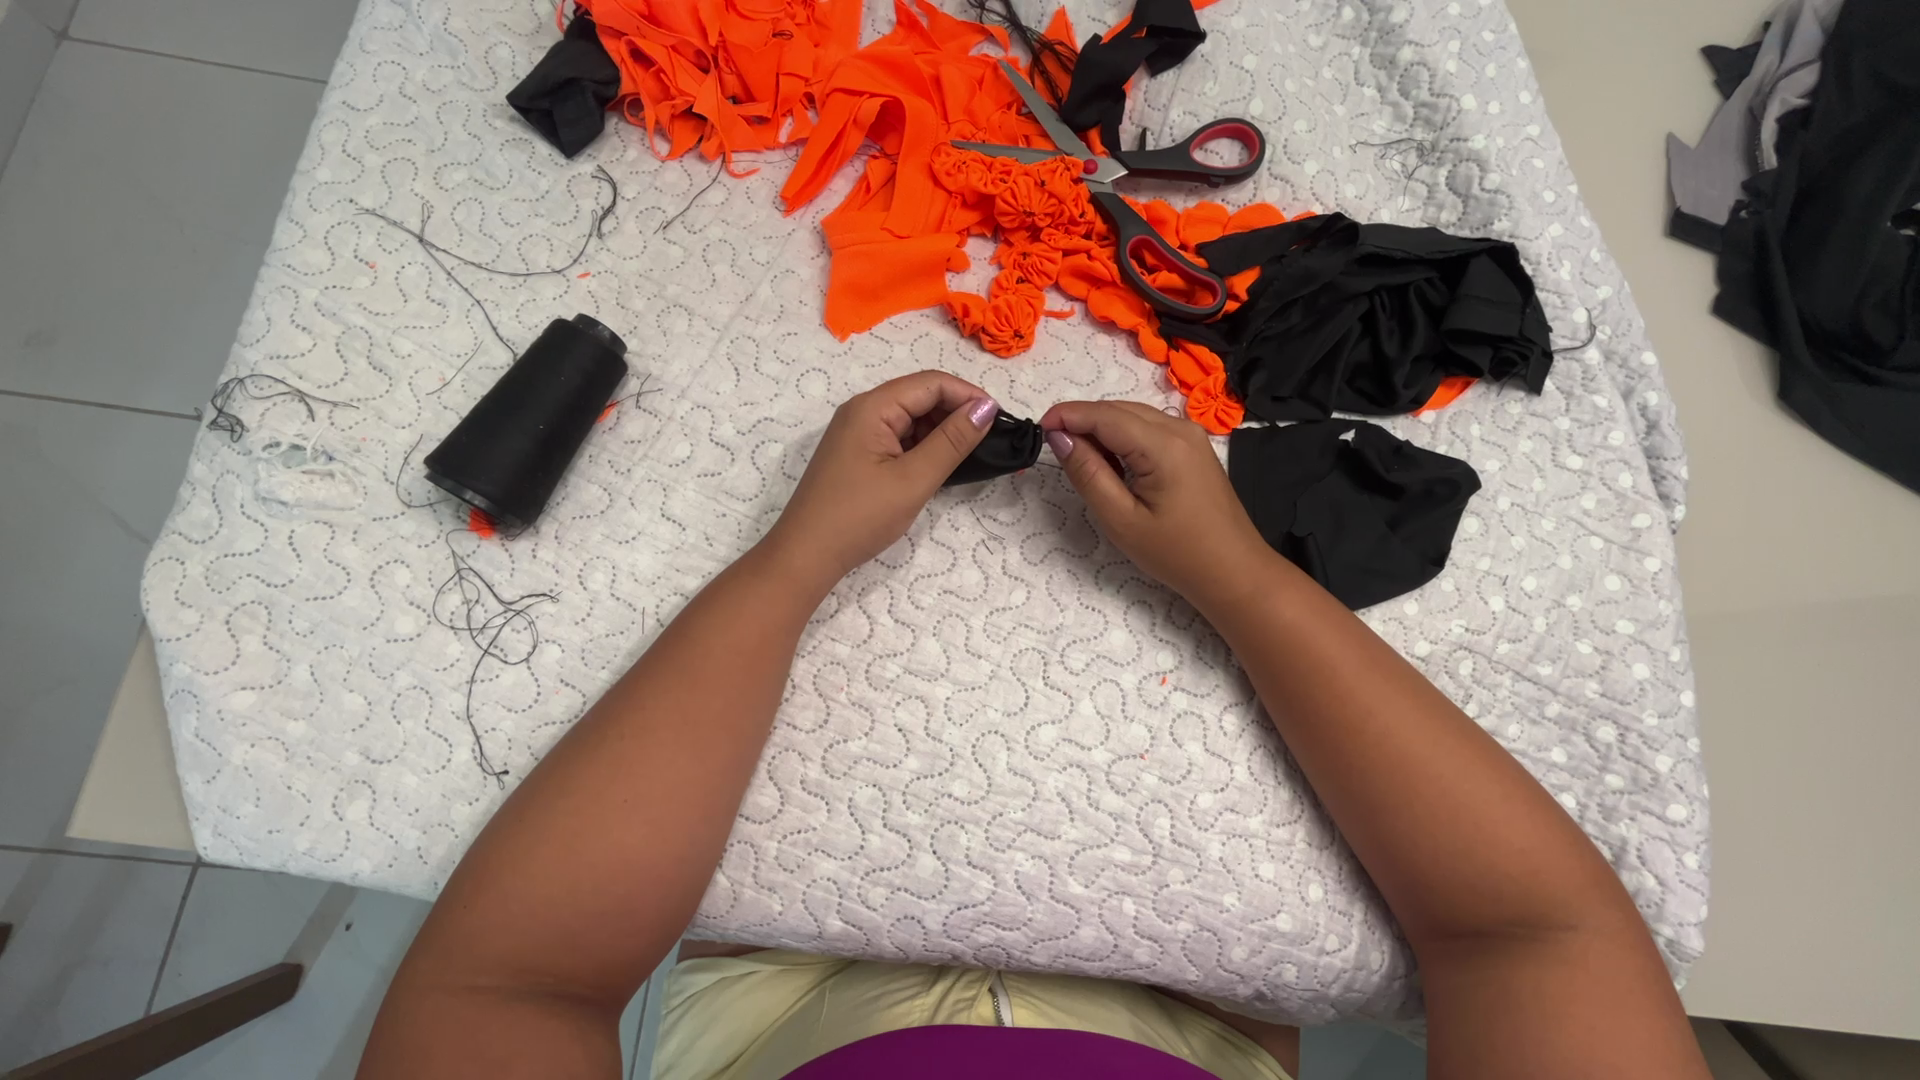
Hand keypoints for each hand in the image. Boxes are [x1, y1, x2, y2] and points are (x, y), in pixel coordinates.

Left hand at [764, 371, 999, 587]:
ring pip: (911, 418)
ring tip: (971, 456)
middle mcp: (863, 411)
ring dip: (942, 431)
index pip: (931, 383)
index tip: (1000, 421)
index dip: (969, 395)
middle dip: (957, 412)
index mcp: (873, 407)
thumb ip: (952, 442)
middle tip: (990, 442)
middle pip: (920, 396)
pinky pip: (898, 438)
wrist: (806, 555)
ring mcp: (858, 433)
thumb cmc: (860, 517)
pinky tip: (941, 466)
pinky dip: (923, 447)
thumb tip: (987, 407)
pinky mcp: (858, 455)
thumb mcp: (913, 480)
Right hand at [1040, 400, 1270, 606]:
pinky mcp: (1193, 447)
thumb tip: (1060, 437)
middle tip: (1056, 452)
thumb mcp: (1121, 519)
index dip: (1067, 415)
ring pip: (1133, 417)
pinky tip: (1112, 465)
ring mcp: (1190, 436)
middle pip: (1118, 409)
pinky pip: (1149, 429)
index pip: (1103, 414)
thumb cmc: (1175, 553)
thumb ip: (1088, 474)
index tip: (1038, 429)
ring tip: (1081, 462)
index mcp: (1163, 445)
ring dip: (1102, 430)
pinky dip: (1122, 438)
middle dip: (1082, 421)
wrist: (1233, 571)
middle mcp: (1179, 429)